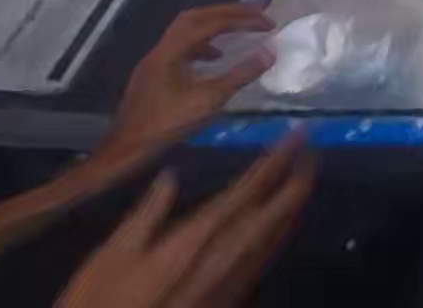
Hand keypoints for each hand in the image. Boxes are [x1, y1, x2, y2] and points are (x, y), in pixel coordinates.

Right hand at [56, 134, 317, 307]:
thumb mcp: (108, 260)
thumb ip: (146, 214)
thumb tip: (170, 175)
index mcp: (200, 236)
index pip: (251, 187)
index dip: (279, 157)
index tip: (300, 132)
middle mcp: (227, 255)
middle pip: (280, 209)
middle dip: (301, 176)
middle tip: (314, 148)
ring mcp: (232, 280)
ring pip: (279, 232)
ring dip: (295, 200)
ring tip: (306, 173)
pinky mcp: (229, 299)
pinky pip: (267, 254)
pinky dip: (281, 228)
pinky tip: (281, 221)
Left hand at [93, 4, 276, 171]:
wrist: (121, 154)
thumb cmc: (163, 126)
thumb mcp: (207, 101)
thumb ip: (240, 75)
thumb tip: (270, 53)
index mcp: (172, 51)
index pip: (212, 23)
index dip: (243, 18)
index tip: (268, 22)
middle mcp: (162, 49)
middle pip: (197, 16)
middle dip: (229, 11)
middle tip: (255, 12)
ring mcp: (156, 60)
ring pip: (189, 28)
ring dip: (216, 24)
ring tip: (240, 29)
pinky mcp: (155, 72)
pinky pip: (184, 45)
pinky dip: (206, 42)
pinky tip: (217, 57)